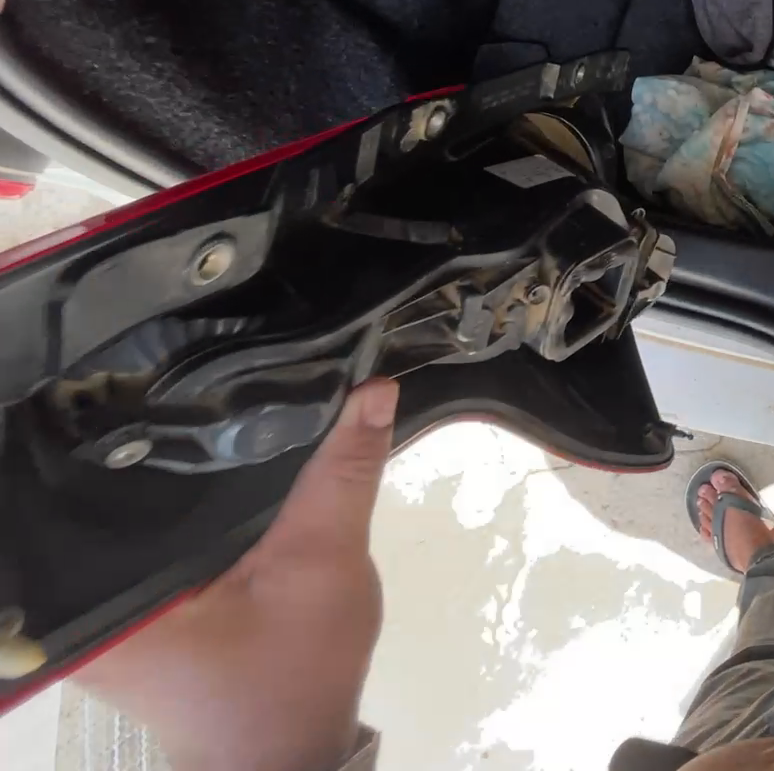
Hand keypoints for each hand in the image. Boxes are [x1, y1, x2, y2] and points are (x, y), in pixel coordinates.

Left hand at [80, 378, 398, 770]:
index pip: (83, 485)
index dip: (120, 417)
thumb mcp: (325, 559)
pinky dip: (202, 490)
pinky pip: (163, 526)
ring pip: (142, 506)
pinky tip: (237, 456)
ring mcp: (108, 598)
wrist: (290, 739)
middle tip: (213, 364)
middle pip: (111, 490)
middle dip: (160, 429)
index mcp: (94, 591)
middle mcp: (78, 594)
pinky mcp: (142, 597)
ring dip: (187, 460)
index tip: (164, 360)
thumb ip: (342, 473)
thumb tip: (374, 389)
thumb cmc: (292, 662)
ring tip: (225, 393)